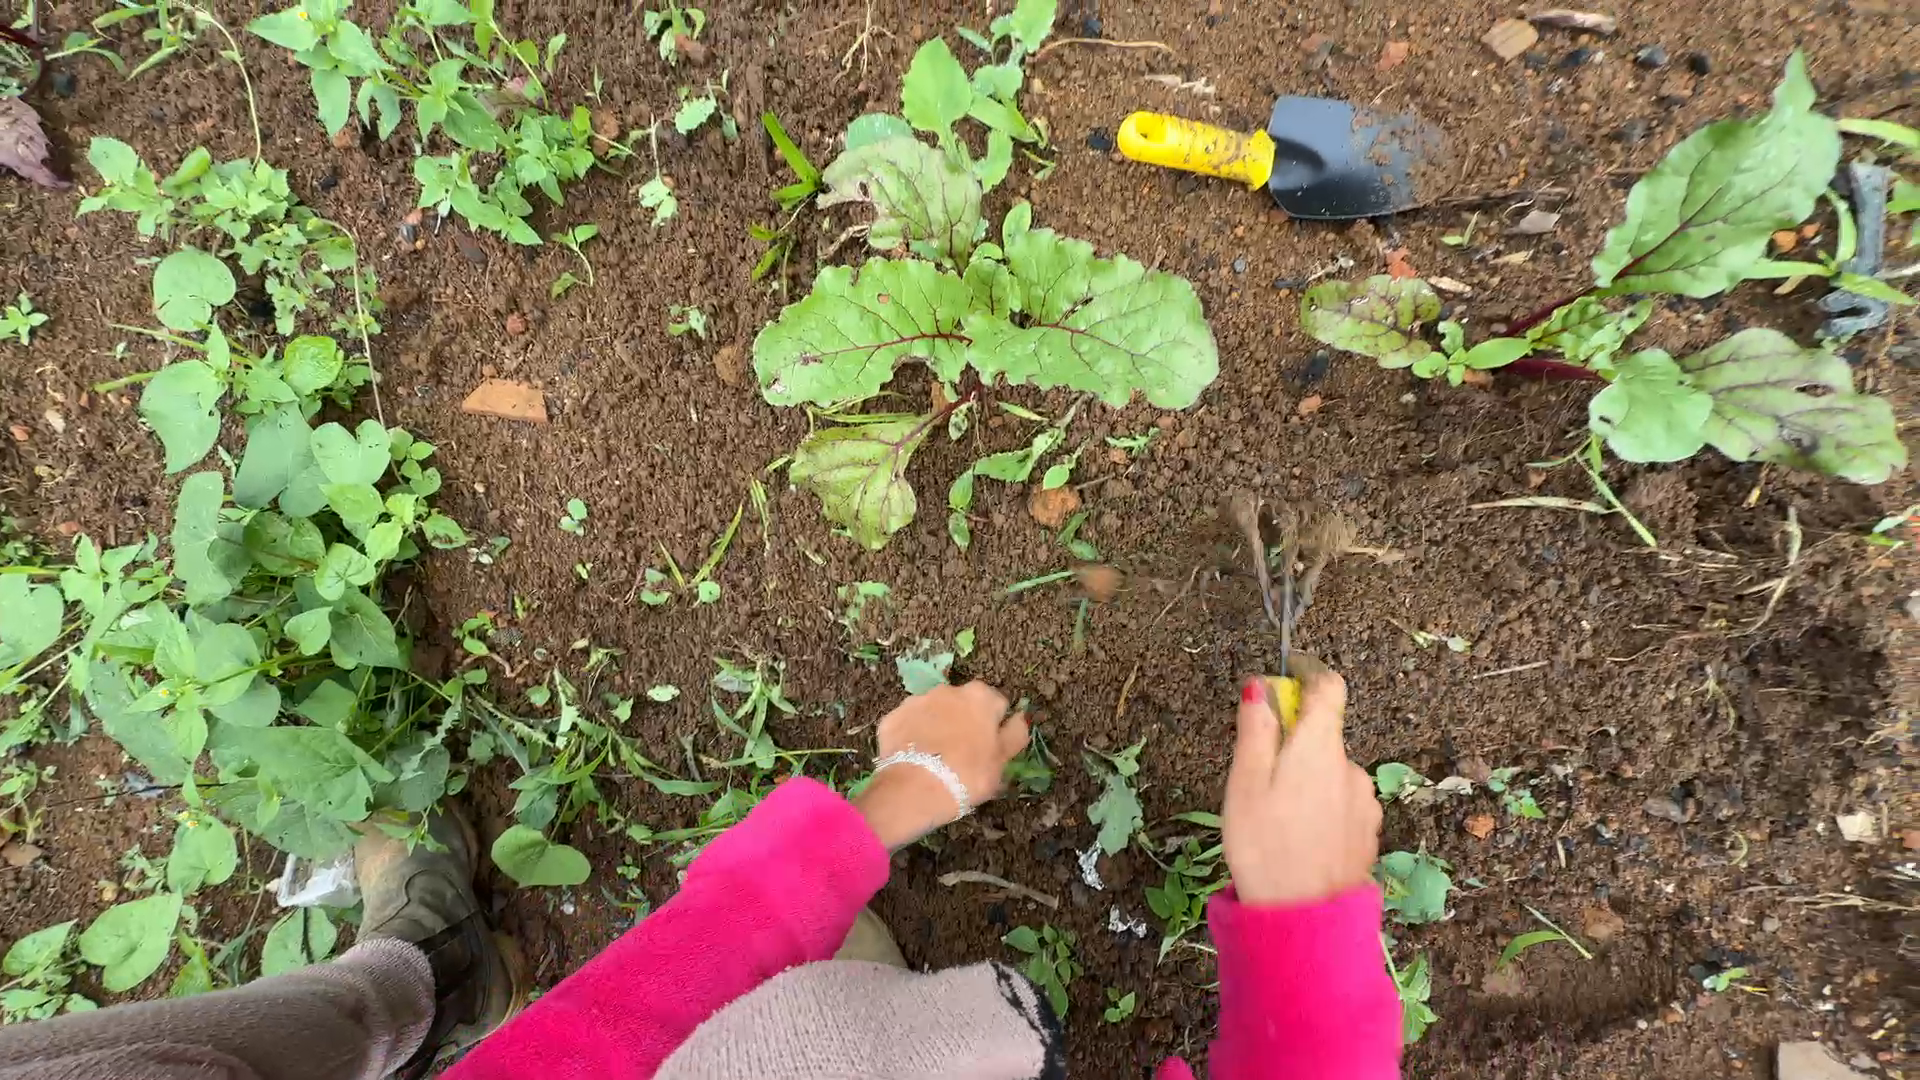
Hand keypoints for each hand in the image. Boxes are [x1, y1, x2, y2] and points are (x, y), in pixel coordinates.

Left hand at [853, 681, 1029, 848]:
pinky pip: (909, 724)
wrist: (914, 790)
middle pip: (964, 705)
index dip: (995, 728)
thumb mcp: (1002, 761)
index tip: (989, 749)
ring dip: (938, 727)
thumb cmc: (967, 775)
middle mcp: (949, 690)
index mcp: (980, 696)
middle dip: (965, 722)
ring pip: (935, 712)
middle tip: (963, 755)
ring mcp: (917, 701)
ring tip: (936, 759)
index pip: (997, 705)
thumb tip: (1020, 717)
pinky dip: (913, 737)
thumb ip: (1016, 734)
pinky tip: (915, 760)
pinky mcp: (893, 717)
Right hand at [1222, 672, 1380, 905]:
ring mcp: (1365, 802)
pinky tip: (1297, 832)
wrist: (1304, 920)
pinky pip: (1340, 799)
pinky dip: (1319, 802)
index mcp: (1320, 747)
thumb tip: (1261, 685)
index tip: (1282, 680)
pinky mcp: (1368, 832)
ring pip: (1330, 769)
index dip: (1306, 674)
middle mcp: (1352, 767)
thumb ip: (1256, 728)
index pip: (1328, 686)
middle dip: (1292, 741)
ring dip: (1305, 775)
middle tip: (1256, 774)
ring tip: (1273, 811)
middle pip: (1323, 733)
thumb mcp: (1245, 780)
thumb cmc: (1264, 843)